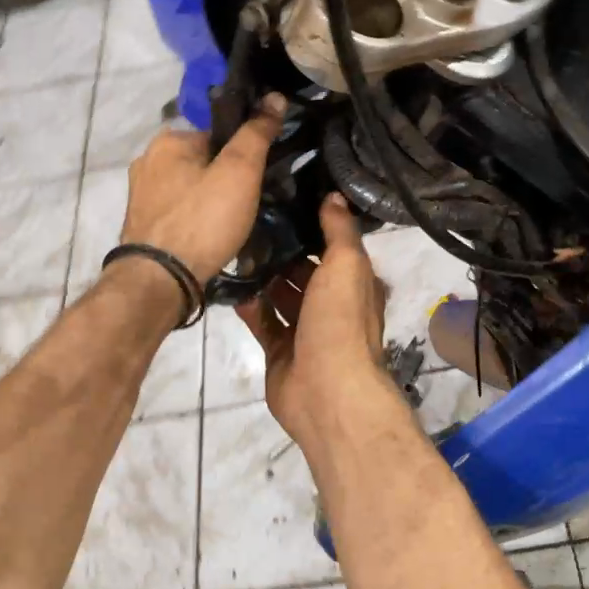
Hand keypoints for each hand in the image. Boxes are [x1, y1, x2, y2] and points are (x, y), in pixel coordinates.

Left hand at [121, 93, 286, 282]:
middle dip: (227, 177)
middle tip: (252, 201)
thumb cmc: (203, 219)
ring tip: (236, 222)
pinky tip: (213, 236)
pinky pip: (180, 211)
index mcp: (168, 140)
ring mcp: (141, 195)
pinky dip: (197, 219)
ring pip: (192, 187)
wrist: (159, 282)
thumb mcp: (240, 171)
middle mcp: (148, 160)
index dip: (245, 152)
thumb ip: (257, 133)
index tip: (262, 174)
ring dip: (212, 199)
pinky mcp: (142, 224)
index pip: (218, 134)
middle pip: (204, 160)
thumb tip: (275, 96)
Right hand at [236, 194, 392, 441]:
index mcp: (356, 283)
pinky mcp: (280, 352)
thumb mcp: (346, 264)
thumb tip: (333, 195)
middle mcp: (334, 305)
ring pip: (283, 296)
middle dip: (284, 252)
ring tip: (237, 249)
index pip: (335, 247)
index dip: (314, 226)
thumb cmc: (341, 321)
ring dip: (265, 277)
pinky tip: (232, 287)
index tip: (285, 201)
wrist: (327, 392)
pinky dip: (251, 307)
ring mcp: (307, 331)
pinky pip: (264, 322)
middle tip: (252, 223)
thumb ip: (338, 230)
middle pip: (306, 271)